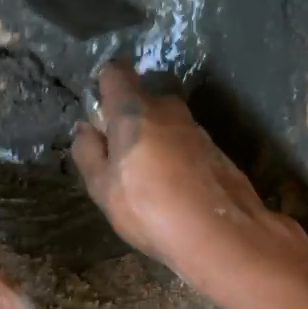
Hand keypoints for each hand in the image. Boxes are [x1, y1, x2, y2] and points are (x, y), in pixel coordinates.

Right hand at [71, 62, 307, 283]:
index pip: (115, 73)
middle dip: (130, 121)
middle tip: (119, 158)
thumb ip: (88, 152)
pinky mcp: (217, 152)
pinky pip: (185, 146)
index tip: (98, 113)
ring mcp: (197, 130)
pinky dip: (176, 160)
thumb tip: (85, 129)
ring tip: (148, 182)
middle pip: (143, 101)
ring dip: (155, 143)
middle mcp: (168, 110)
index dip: (104, 86)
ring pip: (166, 125)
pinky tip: (173, 192)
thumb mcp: (102, 188)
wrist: (222, 236)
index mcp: (134, 110)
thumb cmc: (149, 208)